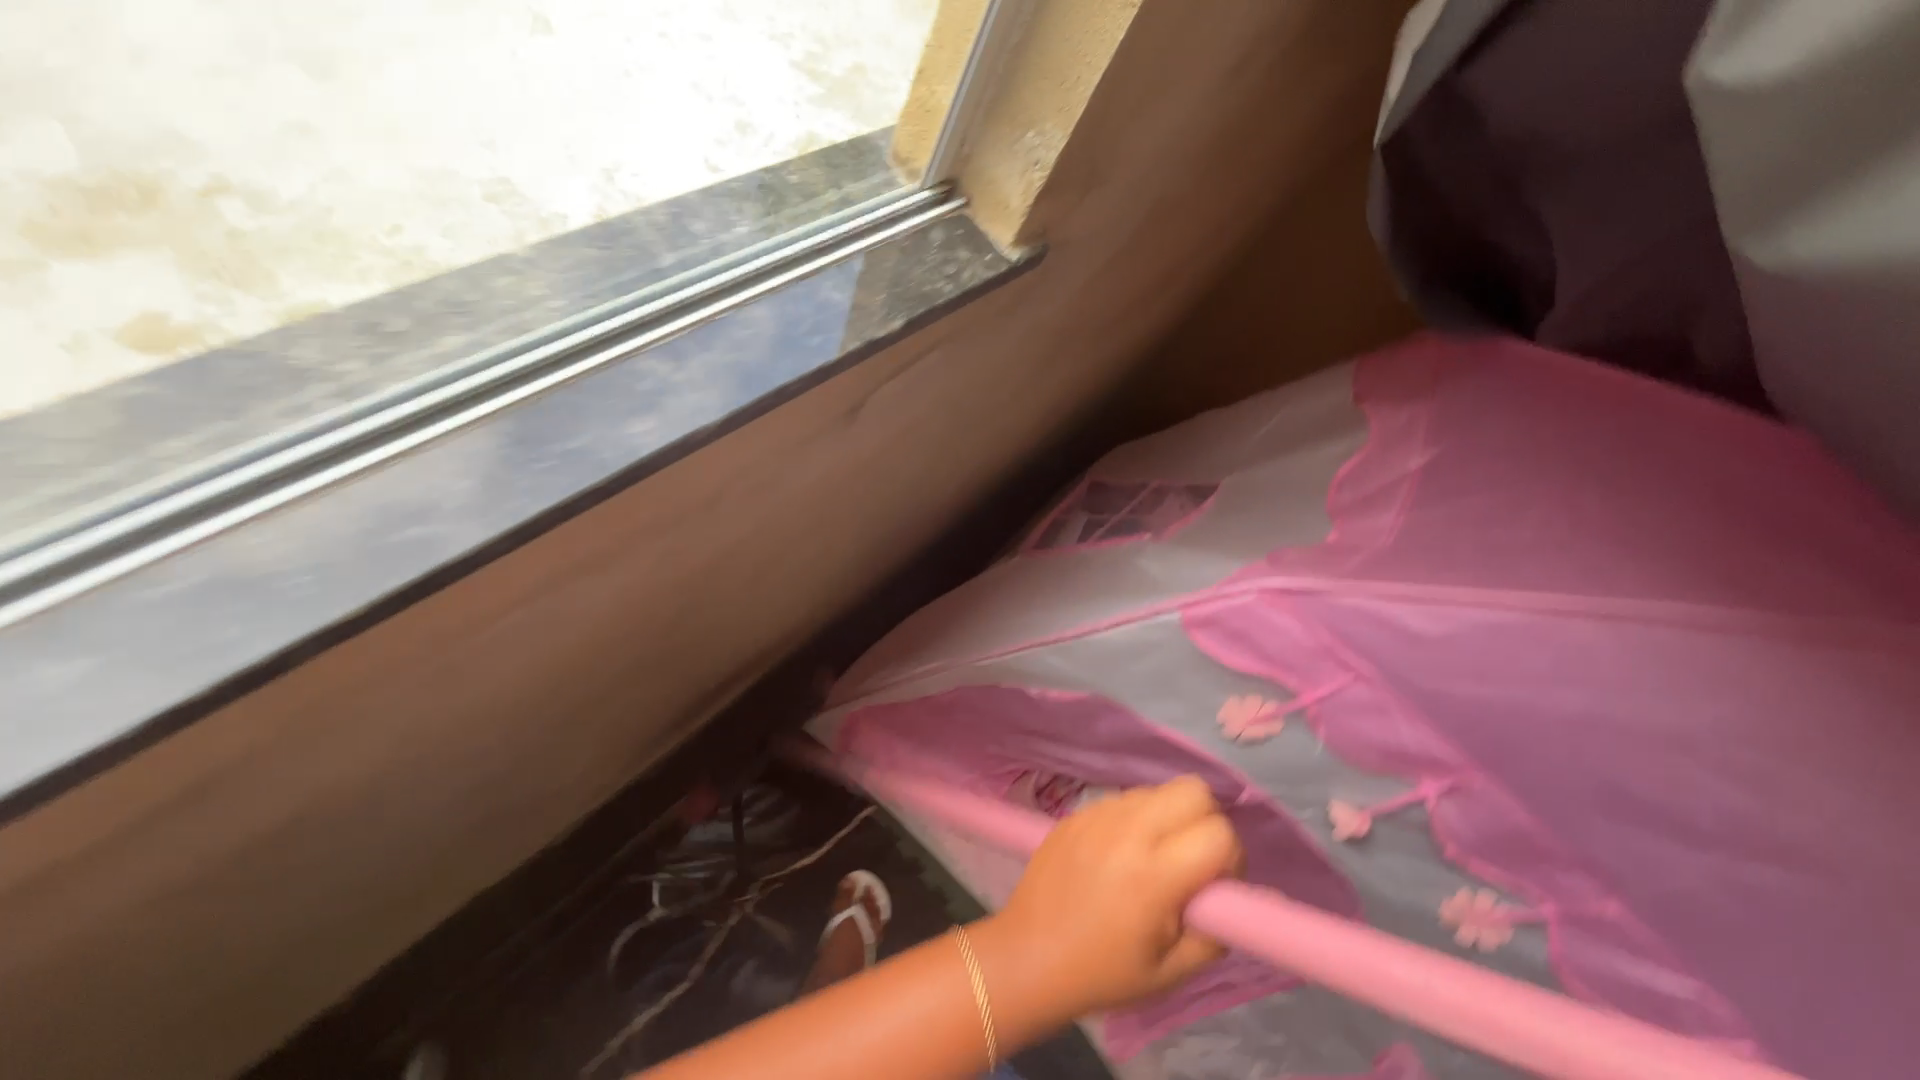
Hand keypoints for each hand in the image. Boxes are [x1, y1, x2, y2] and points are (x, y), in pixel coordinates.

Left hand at [988, 776, 1242, 1015]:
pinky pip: (1124, 799)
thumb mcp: (1173, 972)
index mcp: (1154, 874)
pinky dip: (1136, 819)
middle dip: (1206, 822)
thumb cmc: (1103, 973)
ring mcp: (1097, 815)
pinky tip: (1120, 856)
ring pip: (1158, 791)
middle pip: (1193, 790)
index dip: (1230, 859)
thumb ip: (1218, 932)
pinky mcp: (1076, 812)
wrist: (1027, 958)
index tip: (1214, 886)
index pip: (1220, 832)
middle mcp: (1127, 831)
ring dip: (1169, 817)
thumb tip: (1242, 896)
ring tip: (1153, 859)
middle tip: (1192, 863)